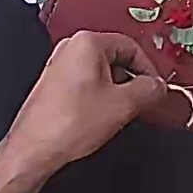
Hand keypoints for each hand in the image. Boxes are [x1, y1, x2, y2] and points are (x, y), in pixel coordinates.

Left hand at [4, 31, 164, 176]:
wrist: (33, 149)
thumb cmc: (69, 123)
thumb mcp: (123, 104)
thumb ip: (149, 90)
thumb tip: (158, 86)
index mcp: (87, 43)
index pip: (131, 46)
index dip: (148, 69)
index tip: (156, 88)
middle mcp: (71, 48)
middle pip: (116, 58)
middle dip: (132, 81)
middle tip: (142, 102)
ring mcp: (60, 65)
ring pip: (102, 72)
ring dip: (116, 91)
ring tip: (120, 114)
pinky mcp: (54, 84)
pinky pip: (87, 82)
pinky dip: (100, 96)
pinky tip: (101, 117)